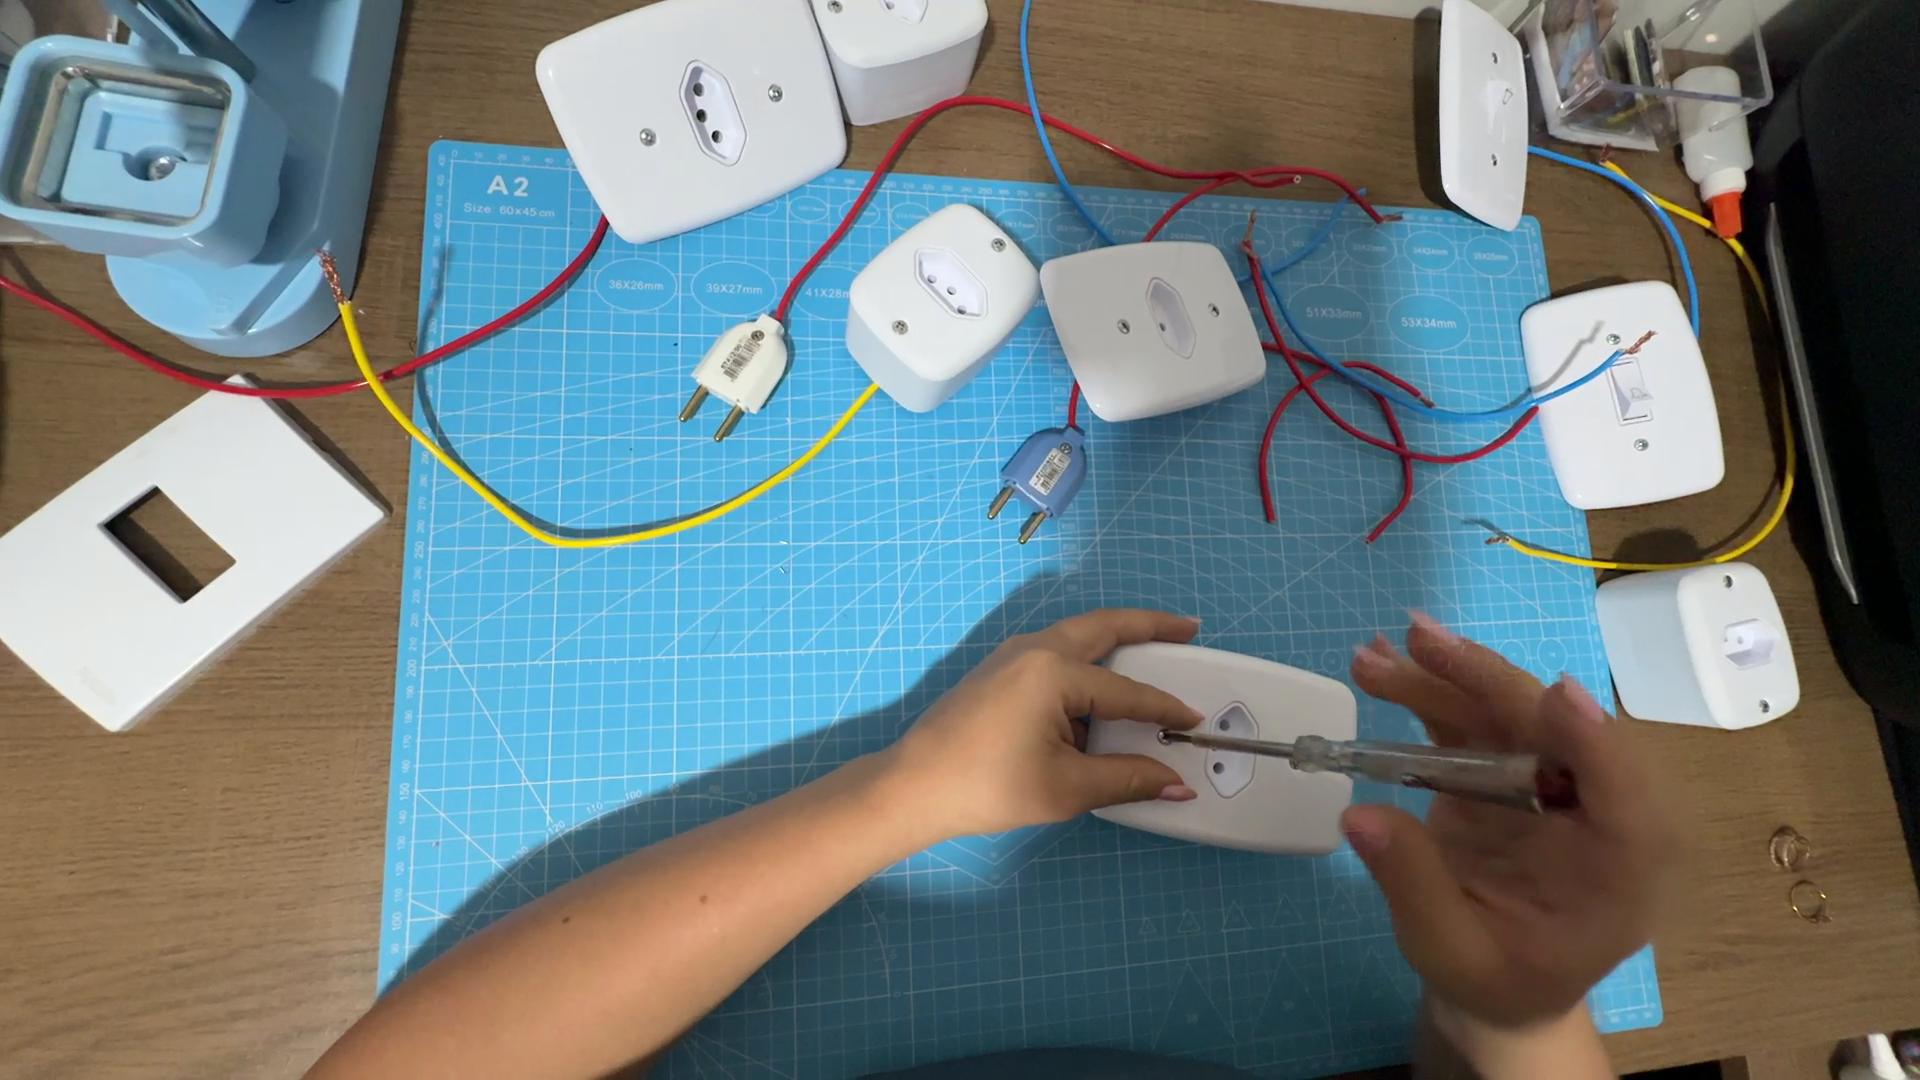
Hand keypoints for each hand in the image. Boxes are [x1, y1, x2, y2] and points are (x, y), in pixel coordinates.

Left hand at [881, 608, 1205, 842]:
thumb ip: (1127, 779)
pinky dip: (1086, 655)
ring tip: (1151, 647)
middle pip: (1103, 627)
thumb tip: (1176, 784)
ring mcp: (1011, 655)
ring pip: (1076, 633)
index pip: (1126, 692)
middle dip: (1149, 625)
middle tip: (1188, 628)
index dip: (1164, 709)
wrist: (915, 785)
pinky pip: (1055, 650)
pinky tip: (1097, 682)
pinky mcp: (999, 669)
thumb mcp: (1066, 787)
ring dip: (1115, 636)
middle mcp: (1034, 649)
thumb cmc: (990, 786)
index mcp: (1053, 671)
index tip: (1194, 721)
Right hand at [1343, 614, 1673, 1030]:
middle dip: (1488, 681)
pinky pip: (1467, 718)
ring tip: (1373, 653)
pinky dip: (1427, 687)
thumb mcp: (1448, 948)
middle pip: (1551, 732)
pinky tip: (1386, 660)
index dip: (1595, 745)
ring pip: (1502, 712)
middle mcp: (1588, 812)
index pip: (1626, 803)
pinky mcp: (1498, 771)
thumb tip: (1357, 816)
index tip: (1557, 694)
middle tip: (1420, 643)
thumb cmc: (1492, 977)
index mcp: (1612, 871)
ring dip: (1442, 676)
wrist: (1497, 980)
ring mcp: (1540, 785)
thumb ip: (1412, 884)